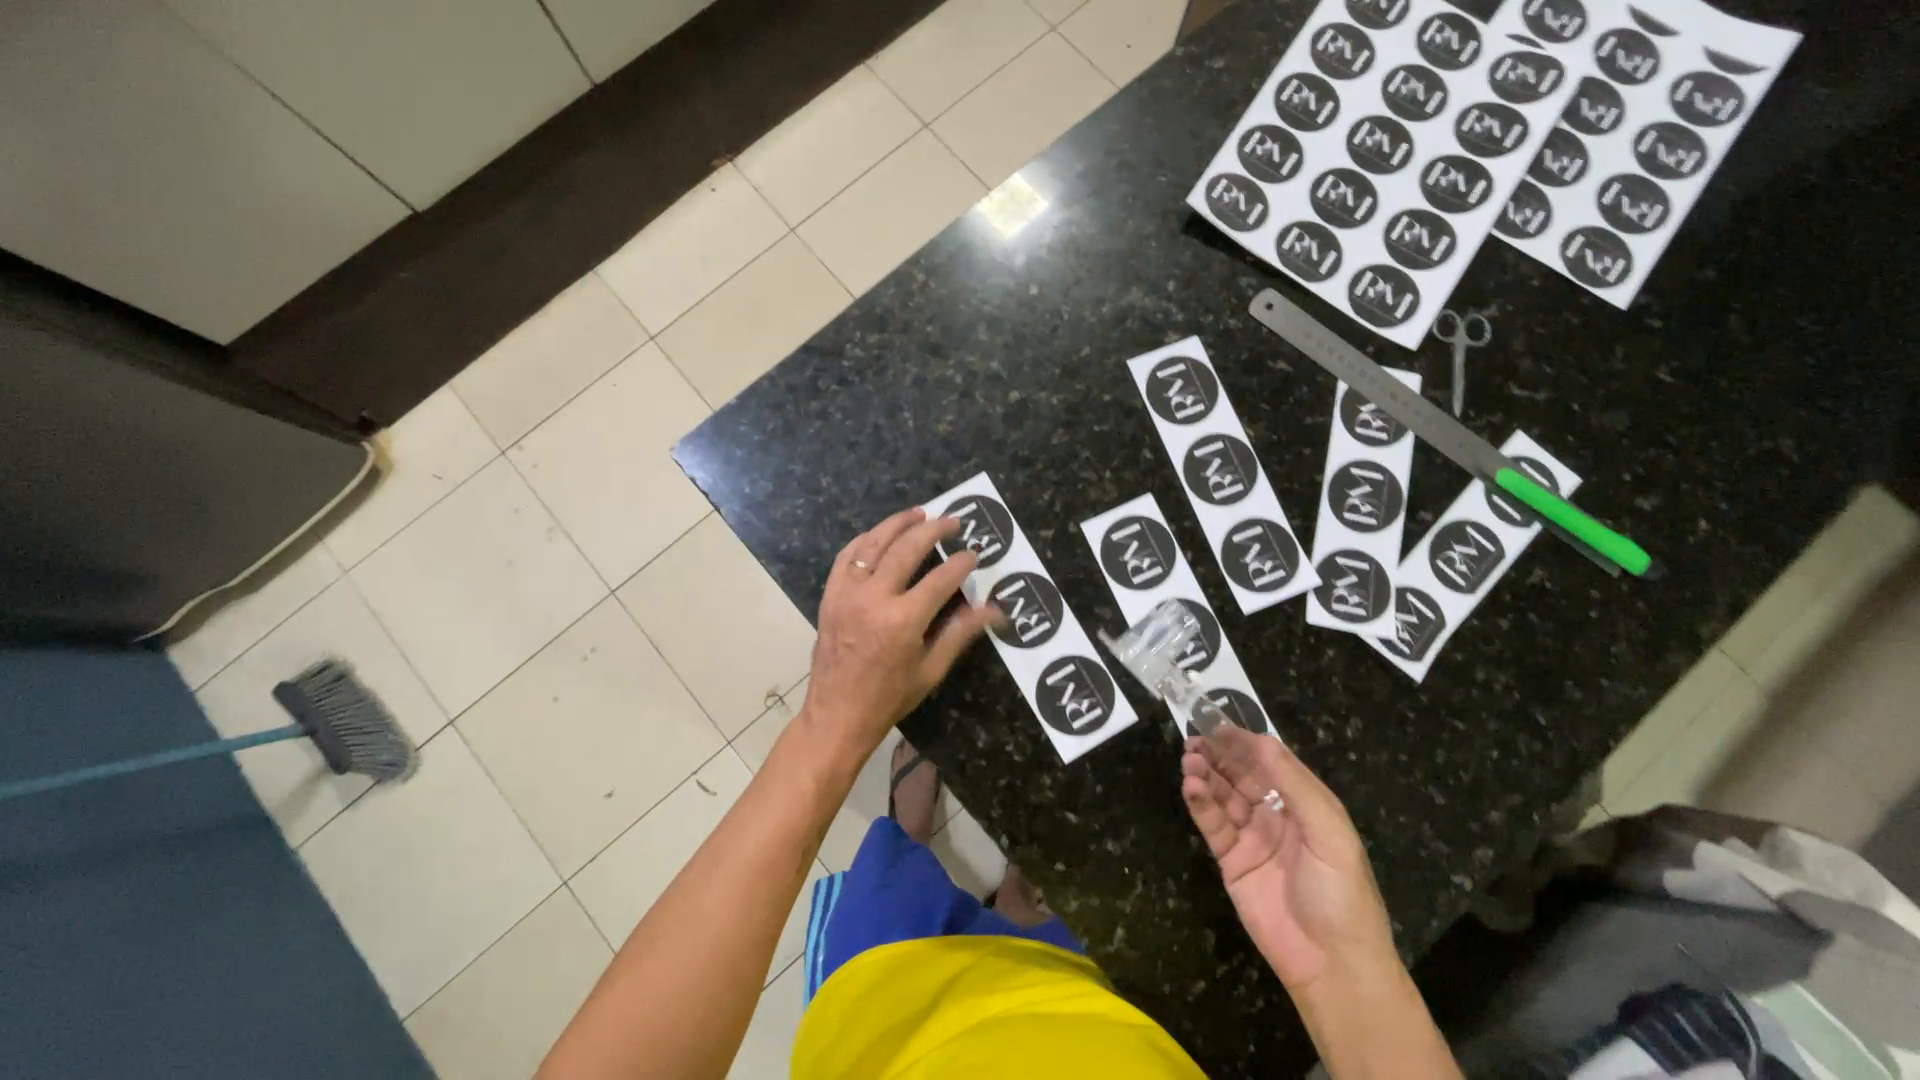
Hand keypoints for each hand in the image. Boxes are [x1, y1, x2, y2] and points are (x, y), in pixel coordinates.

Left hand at [799, 508, 999, 760]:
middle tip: (953, 521)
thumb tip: (994, 610)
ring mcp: (847, 593)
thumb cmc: (889, 697)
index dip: (961, 563)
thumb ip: (960, 633)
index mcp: (903, 621)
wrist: (837, 714)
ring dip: (898, 523)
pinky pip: (847, 556)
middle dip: (934, 530)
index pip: (941, 579)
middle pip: (907, 548)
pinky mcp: (830, 595)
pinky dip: (865, 540)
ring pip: (874, 543)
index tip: (974, 554)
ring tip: (919, 513)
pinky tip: (879, 534)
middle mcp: (874, 598)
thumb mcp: (931, 670)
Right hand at [1180, 727, 1397, 992]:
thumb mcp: (1329, 832)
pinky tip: (1191, 787)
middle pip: (1243, 775)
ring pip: (1224, 796)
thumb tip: (1263, 741)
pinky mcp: (1232, 862)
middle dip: (1220, 755)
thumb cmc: (1341, 893)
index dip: (1247, 743)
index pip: (1273, 763)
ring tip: (1189, 760)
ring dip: (1206, 776)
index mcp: (1308, 805)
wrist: (1333, 963)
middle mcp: (1279, 816)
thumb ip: (1295, 785)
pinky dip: (1200, 804)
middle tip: (1194, 738)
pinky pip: (1213, 825)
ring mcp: (1253, 838)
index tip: (1219, 724)